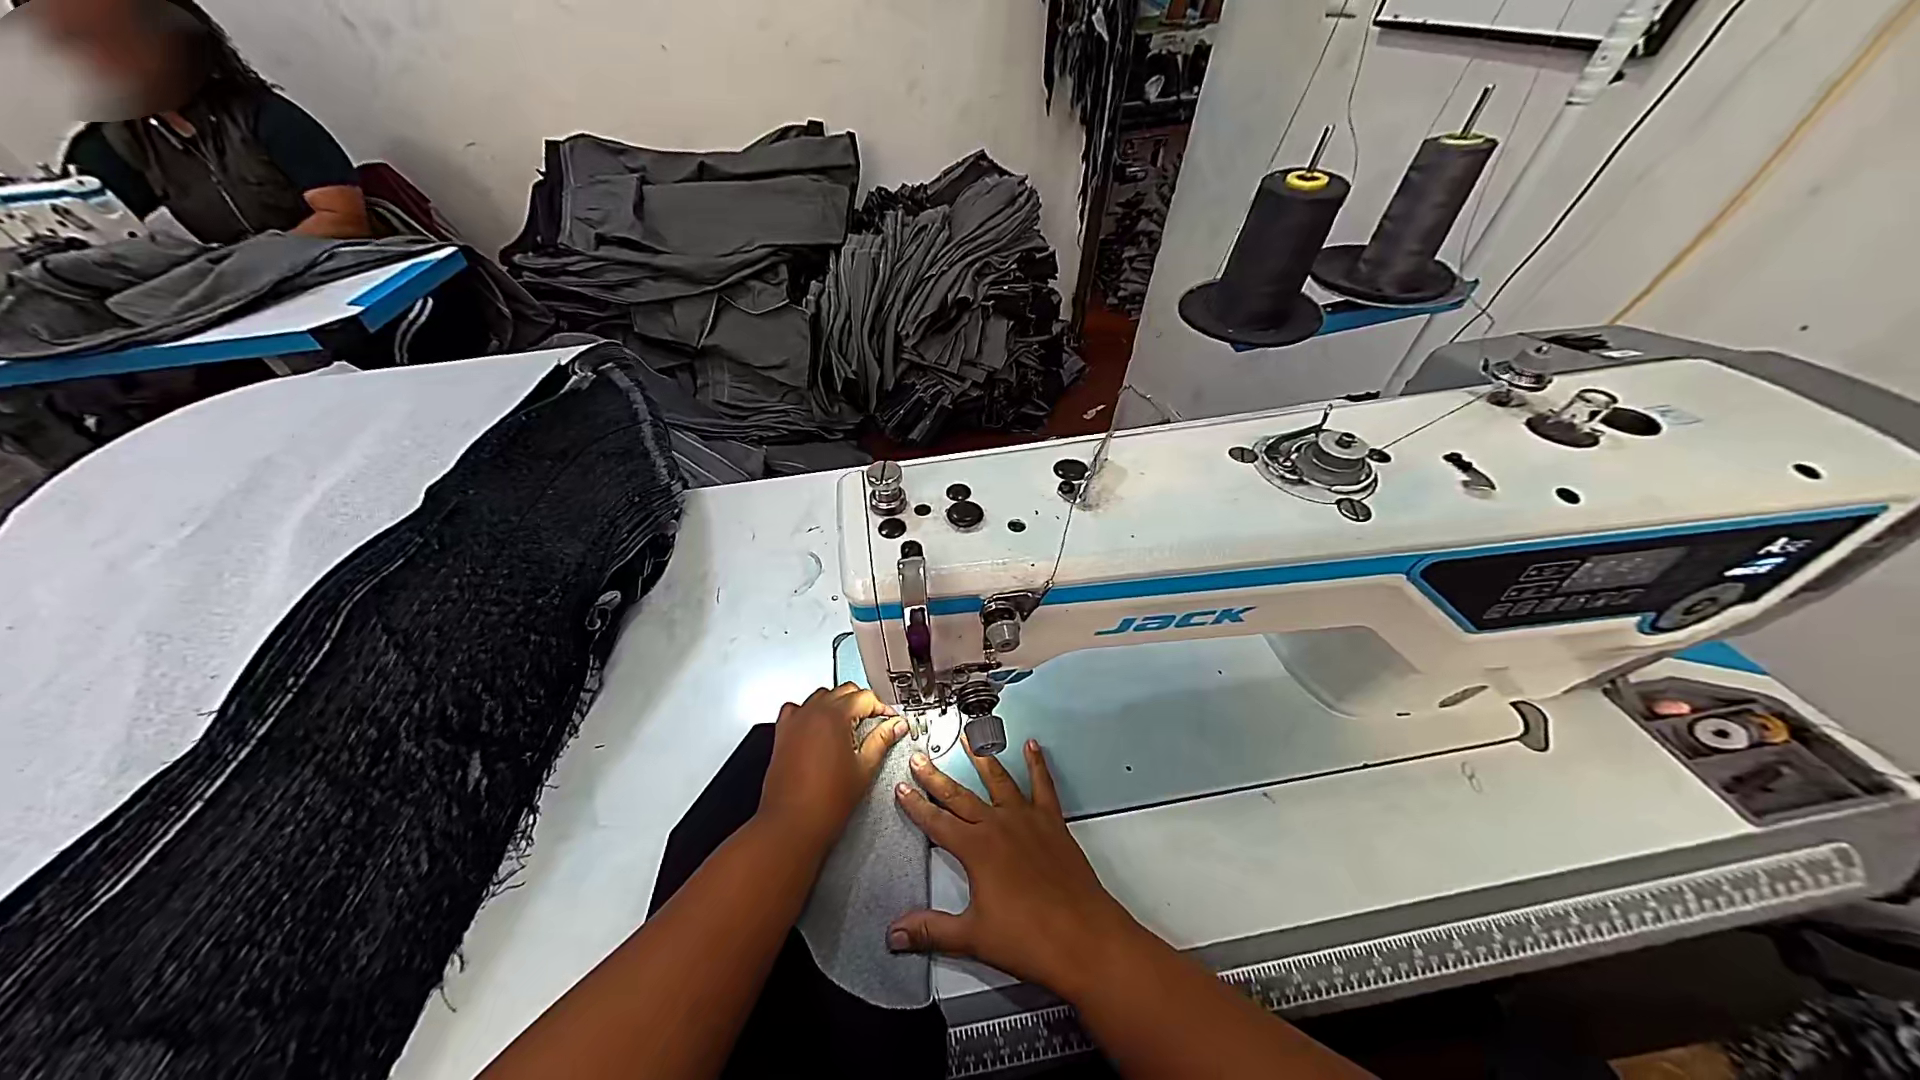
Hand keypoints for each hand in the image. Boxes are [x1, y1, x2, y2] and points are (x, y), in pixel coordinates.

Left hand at [757, 683, 908, 857]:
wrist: (792, 825)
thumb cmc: (823, 804)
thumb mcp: (864, 768)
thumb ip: (882, 740)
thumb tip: (895, 726)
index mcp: (835, 716)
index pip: (866, 697)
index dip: (883, 709)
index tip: (890, 721)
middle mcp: (812, 713)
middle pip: (844, 691)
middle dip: (863, 703)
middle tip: (875, 722)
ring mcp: (795, 722)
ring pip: (821, 696)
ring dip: (838, 704)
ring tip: (850, 726)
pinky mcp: (782, 734)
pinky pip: (797, 710)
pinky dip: (810, 713)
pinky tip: (820, 729)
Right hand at [886, 738, 1144, 994]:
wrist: (1083, 938)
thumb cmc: (1033, 938)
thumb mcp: (973, 936)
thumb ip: (931, 930)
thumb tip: (899, 932)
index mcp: (977, 850)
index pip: (936, 821)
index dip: (916, 805)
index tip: (903, 789)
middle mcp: (1000, 827)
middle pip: (959, 795)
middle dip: (936, 777)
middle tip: (921, 760)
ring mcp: (1027, 821)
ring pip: (998, 781)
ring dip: (981, 759)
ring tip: (970, 739)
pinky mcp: (1052, 823)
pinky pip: (1043, 786)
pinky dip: (1037, 764)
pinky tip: (1033, 748)